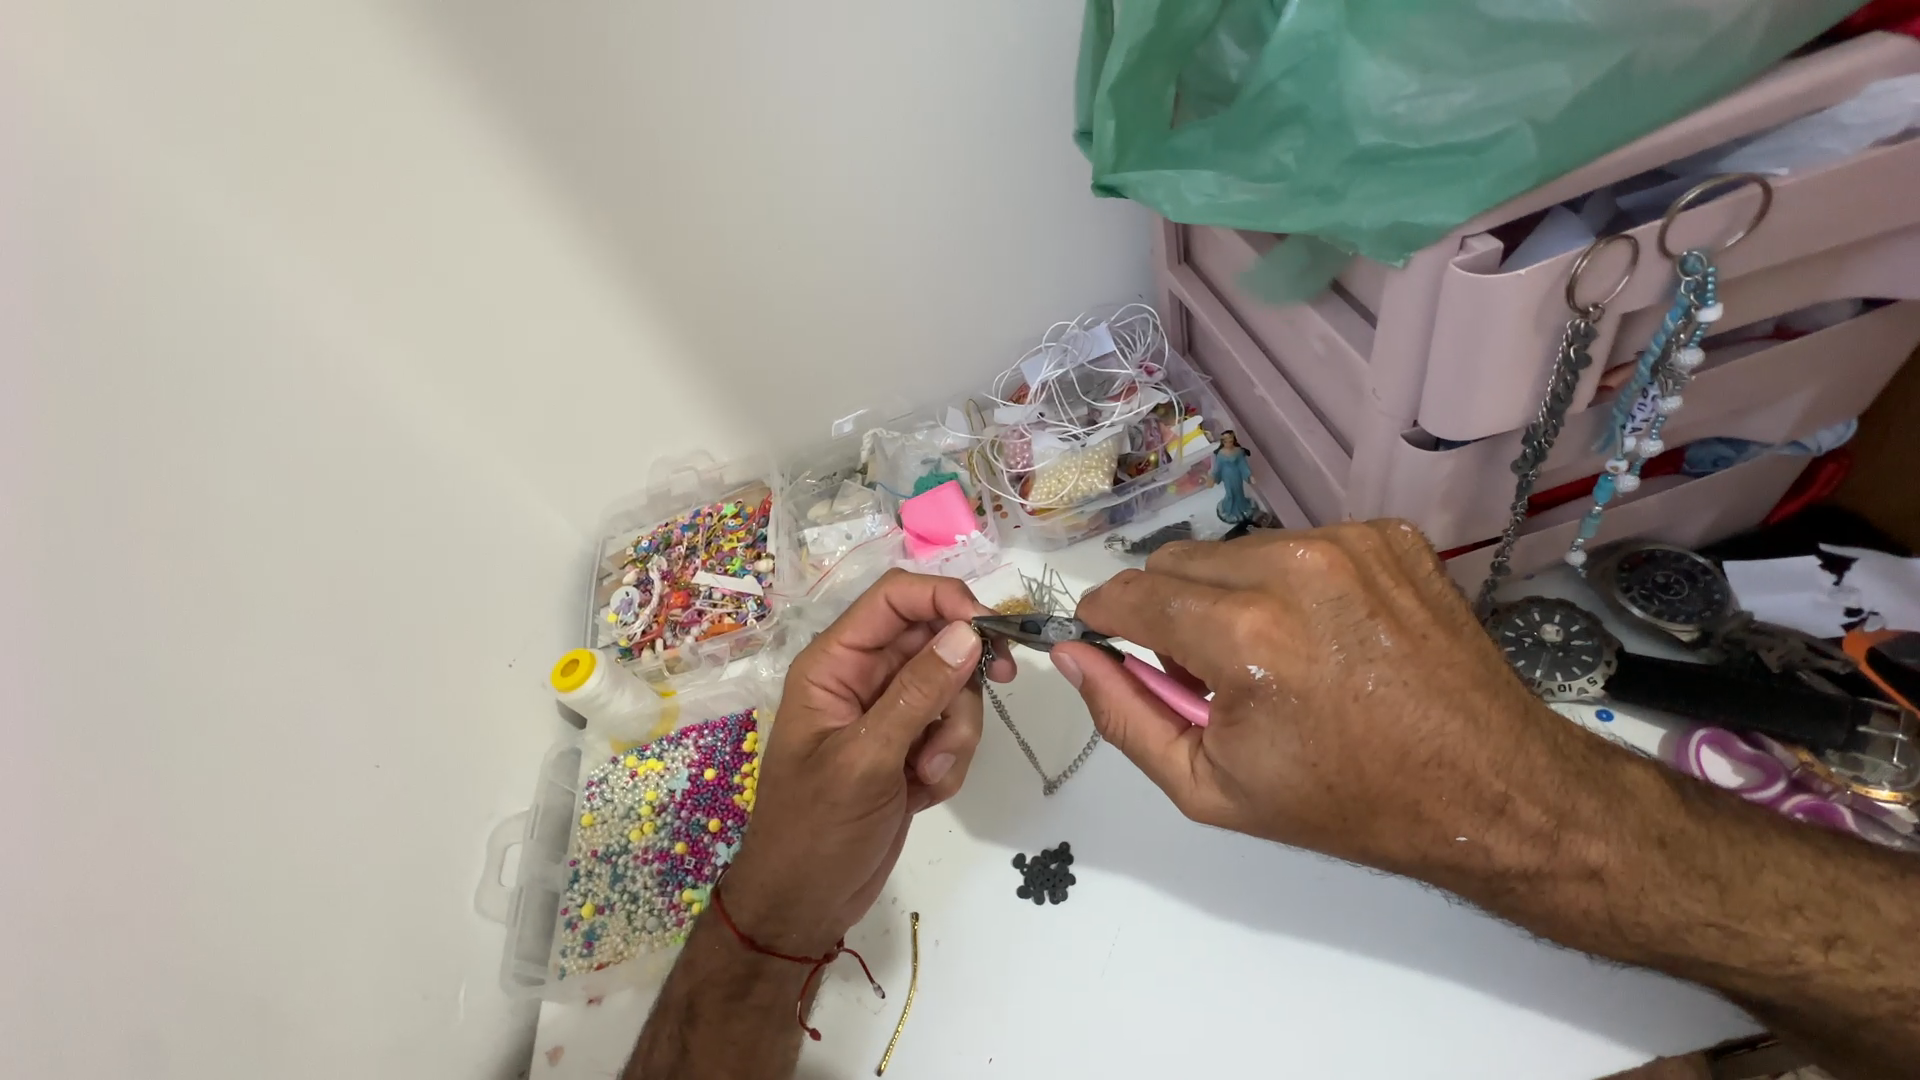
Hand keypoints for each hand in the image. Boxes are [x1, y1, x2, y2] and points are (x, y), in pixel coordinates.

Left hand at [721, 569, 1014, 954]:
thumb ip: (918, 693)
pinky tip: (922, 793)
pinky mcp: (910, 744)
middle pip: (936, 640)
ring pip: (953, 686)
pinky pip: (953, 727)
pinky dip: (950, 758)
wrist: (806, 903)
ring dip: (955, 730)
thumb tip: (967, 633)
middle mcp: (864, 677)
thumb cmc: (815, 830)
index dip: (944, 598)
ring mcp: (890, 711)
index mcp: (836, 663)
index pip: (895, 598)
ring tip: (927, 773)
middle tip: (985, 698)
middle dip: (960, 678)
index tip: (989, 628)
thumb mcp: (866, 759)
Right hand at [1052, 521, 1570, 879]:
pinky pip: (1291, 544)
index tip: (1109, 638)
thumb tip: (1072, 654)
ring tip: (1266, 651)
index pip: (1129, 594)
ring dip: (1223, 594)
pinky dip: (1283, 582)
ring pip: (1230, 550)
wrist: (1492, 790)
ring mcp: (1346, 542)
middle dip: (1164, 609)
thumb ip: (1123, 715)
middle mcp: (1291, 567)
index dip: (1105, 616)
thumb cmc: (1341, 802)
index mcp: (1244, 634)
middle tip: (1203, 667)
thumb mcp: (1208, 787)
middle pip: (1173, 562)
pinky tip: (1319, 630)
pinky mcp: (1386, 535)